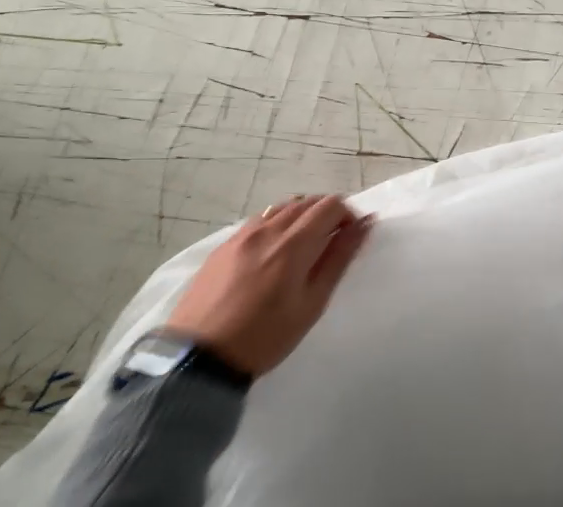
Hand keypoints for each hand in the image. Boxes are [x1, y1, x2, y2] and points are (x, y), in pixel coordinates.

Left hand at [164, 194, 372, 376]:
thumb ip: (340, 258)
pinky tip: (272, 254)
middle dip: (326, 214)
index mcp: (294, 243)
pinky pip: (257, 222)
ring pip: (281, 208)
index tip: (349, 238)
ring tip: (302, 248)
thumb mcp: (312, 302)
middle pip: (307, 202)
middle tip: (330, 243)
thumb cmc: (266, 335)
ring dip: (300, 218)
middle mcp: (267, 230)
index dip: (348, 215)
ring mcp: (240, 237)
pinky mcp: (220, 248)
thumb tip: (365, 223)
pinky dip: (275, 225)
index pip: (331, 205)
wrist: (197, 360)